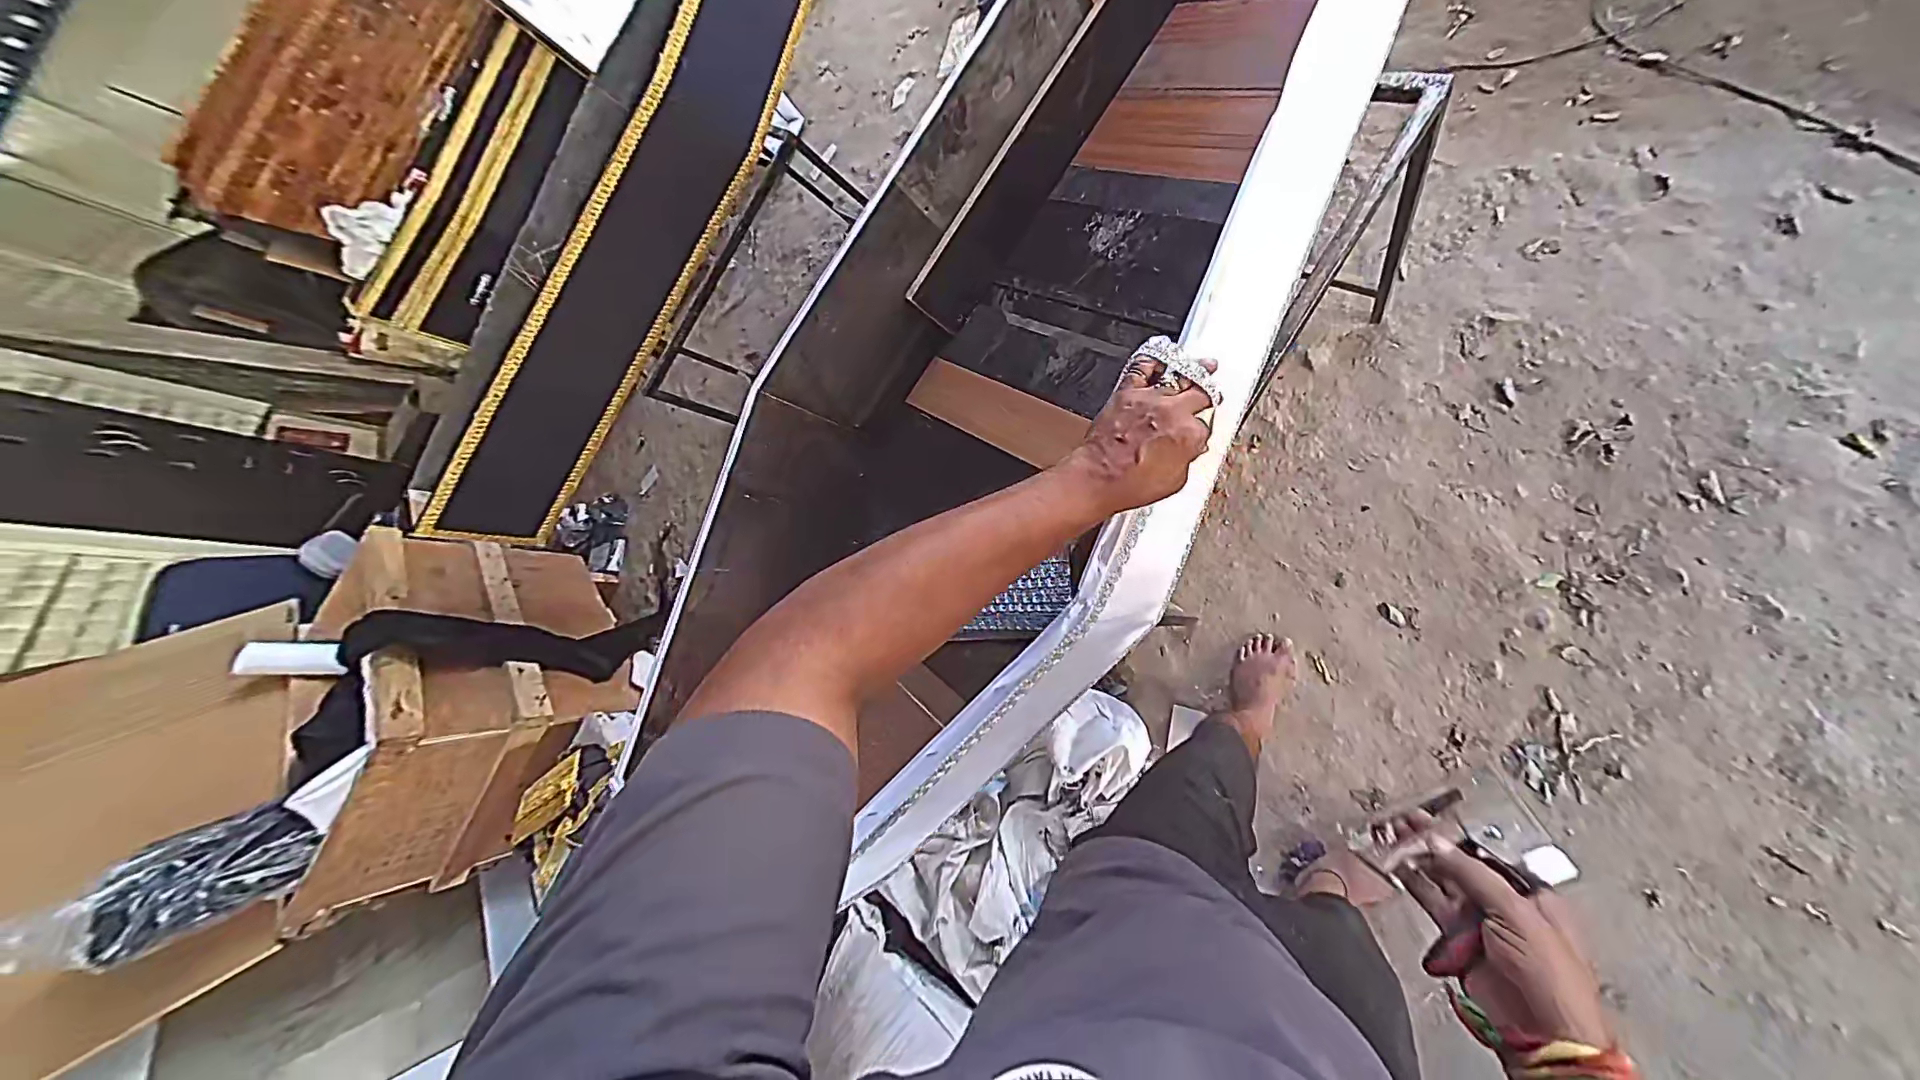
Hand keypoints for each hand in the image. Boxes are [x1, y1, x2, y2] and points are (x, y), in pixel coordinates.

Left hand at [1054, 353, 1214, 515]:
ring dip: (1195, 369)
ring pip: (1179, 374)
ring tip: (1205, 365)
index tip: (1196, 433)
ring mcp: (1150, 398)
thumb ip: (1187, 459)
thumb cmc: (1131, 485)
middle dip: (1208, 393)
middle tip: (1211, 391)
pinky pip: (1143, 365)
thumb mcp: (1174, 481)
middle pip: (1200, 393)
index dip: (1200, 430)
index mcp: (1189, 434)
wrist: (1098, 478)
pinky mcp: (1127, 392)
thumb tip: (1191, 450)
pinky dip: (1154, 357)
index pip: (1205, 425)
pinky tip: (1162, 352)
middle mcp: (1172, 412)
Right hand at [1396, 824, 1613, 1050]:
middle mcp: (1504, 905)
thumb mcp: (1519, 914)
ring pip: (1440, 879)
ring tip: (1392, 836)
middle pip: (1460, 864)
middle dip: (1431, 842)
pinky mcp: (1457, 937)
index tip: (1431, 818)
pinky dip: (1411, 881)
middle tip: (1405, 822)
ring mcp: (1479, 921)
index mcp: (1531, 895)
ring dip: (1416, 857)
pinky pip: (1429, 900)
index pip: (1486, 854)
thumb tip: (1440, 844)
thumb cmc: (1554, 981)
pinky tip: (1395, 865)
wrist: (1540, 1032)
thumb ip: (1474, 875)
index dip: (1457, 835)